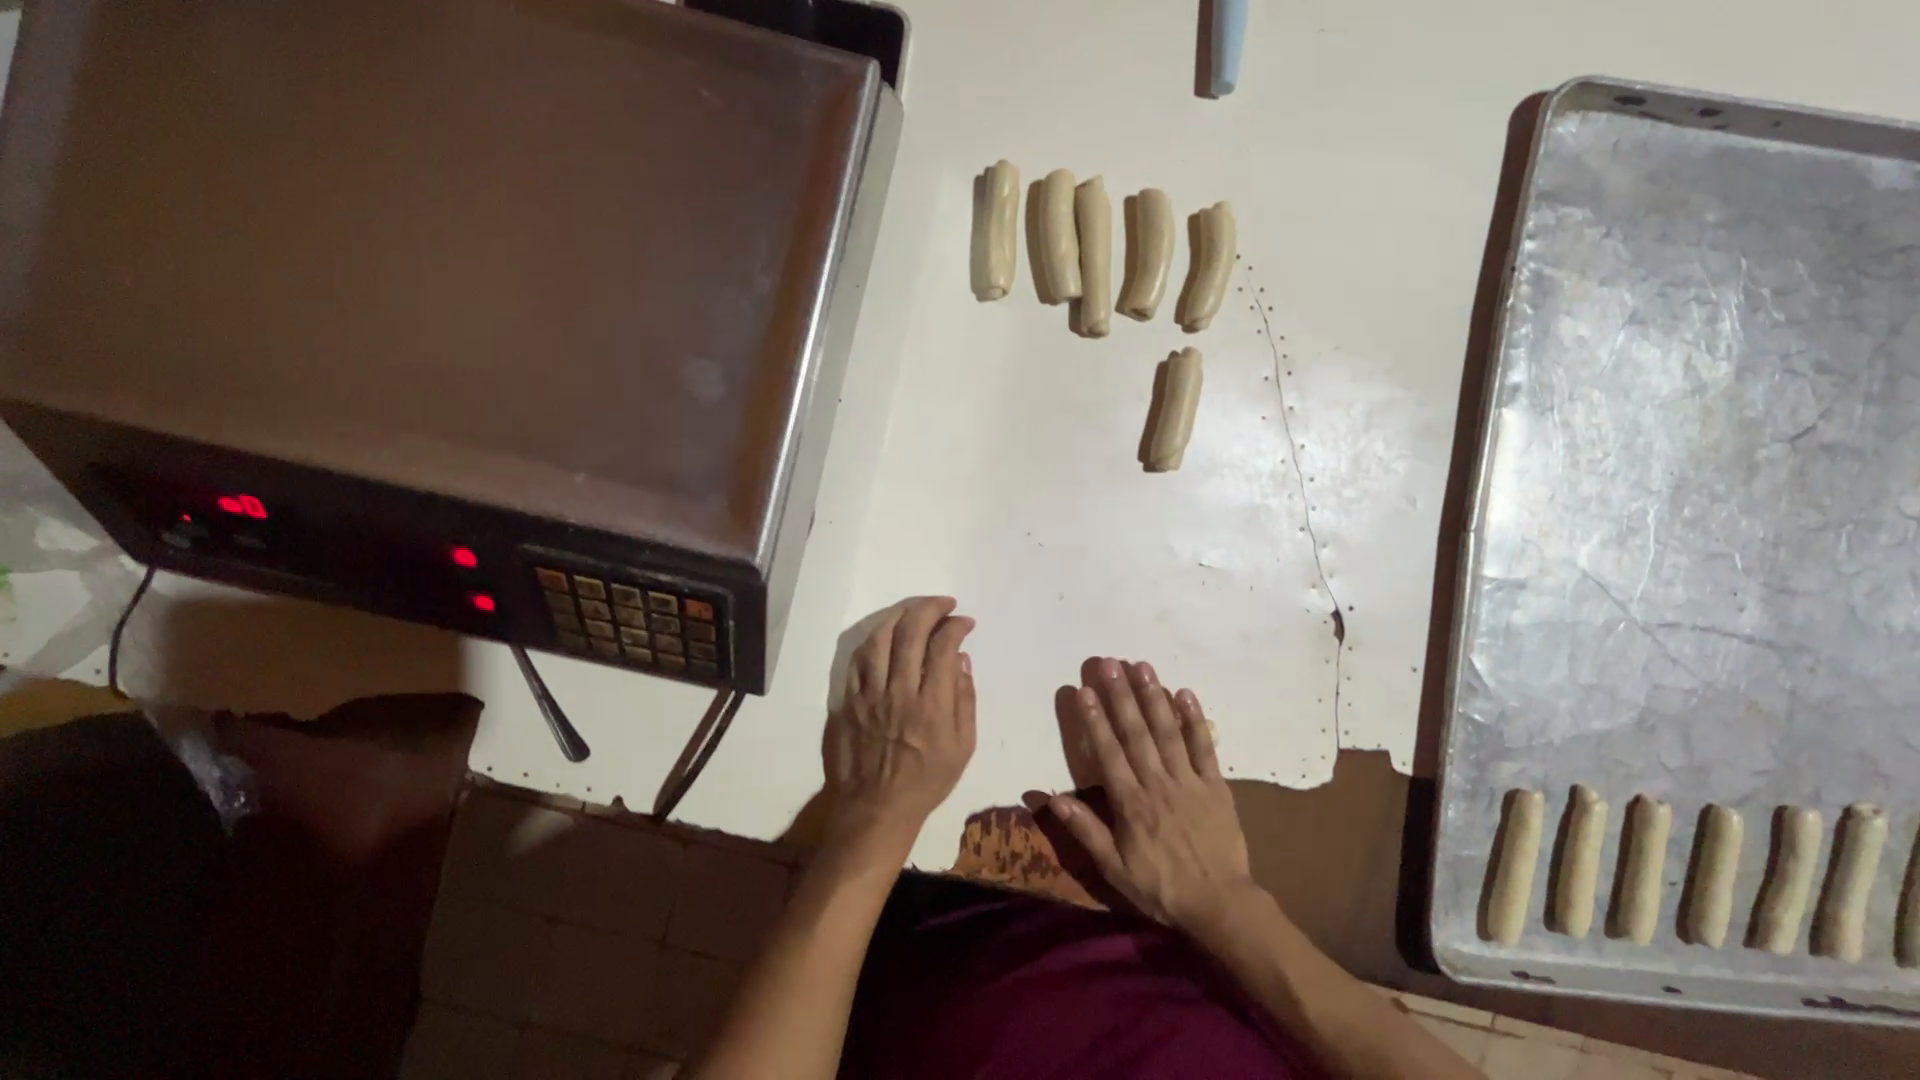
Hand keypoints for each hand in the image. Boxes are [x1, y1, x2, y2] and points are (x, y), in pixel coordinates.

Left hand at [822, 597, 976, 847]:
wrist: (876, 808)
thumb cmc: (927, 781)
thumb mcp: (962, 747)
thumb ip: (964, 699)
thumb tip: (960, 659)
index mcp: (932, 705)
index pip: (943, 646)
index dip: (955, 626)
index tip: (964, 622)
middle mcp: (899, 692)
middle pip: (910, 632)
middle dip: (930, 608)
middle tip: (943, 604)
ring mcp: (869, 694)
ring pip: (880, 638)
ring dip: (899, 615)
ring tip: (915, 610)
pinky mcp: (848, 700)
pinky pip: (858, 658)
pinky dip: (874, 638)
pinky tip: (886, 634)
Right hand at [1048, 658, 1255, 932]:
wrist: (1221, 904)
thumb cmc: (1162, 889)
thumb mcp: (1115, 869)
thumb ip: (1085, 830)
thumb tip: (1051, 797)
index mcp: (1131, 803)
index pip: (1108, 753)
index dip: (1095, 720)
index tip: (1084, 690)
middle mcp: (1158, 784)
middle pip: (1136, 733)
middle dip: (1120, 695)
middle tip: (1108, 663)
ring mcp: (1190, 782)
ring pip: (1168, 731)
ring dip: (1153, 696)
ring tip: (1141, 666)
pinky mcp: (1217, 786)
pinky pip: (1205, 747)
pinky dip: (1195, 719)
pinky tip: (1184, 693)